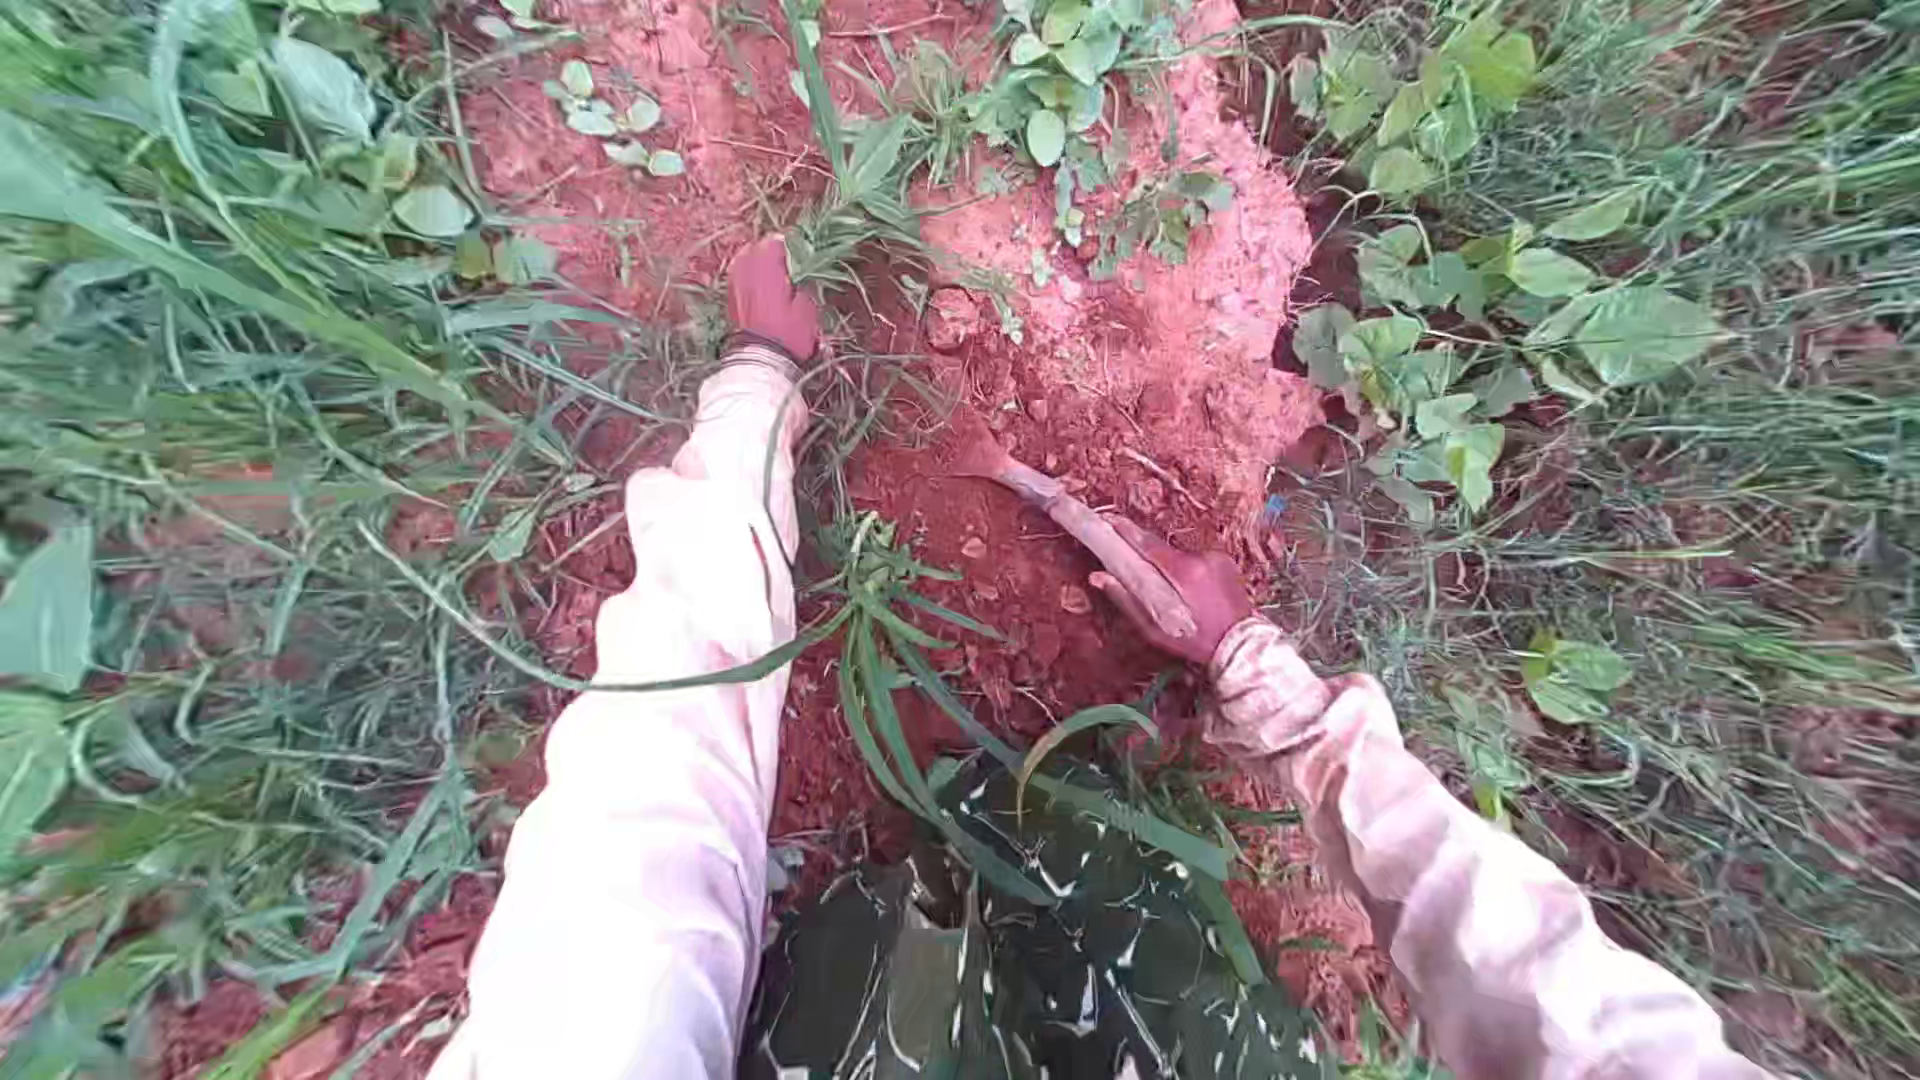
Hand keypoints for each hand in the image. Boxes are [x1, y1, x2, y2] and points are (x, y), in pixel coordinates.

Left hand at [727, 234, 817, 359]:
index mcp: (766, 267)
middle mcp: (745, 269)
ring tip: (776, 278)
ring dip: (760, 265)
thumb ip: (805, 285)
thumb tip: (803, 276)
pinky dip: (751, 278)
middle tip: (790, 268)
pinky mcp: (730, 297)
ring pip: (746, 260)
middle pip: (757, 247)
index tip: (803, 258)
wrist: (762, 360)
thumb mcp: (808, 309)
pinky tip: (763, 291)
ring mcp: (734, 283)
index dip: (792, 248)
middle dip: (773, 254)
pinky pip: (740, 277)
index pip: (776, 242)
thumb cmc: (788, 336)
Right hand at [1090, 517, 1254, 665]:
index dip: (1126, 531)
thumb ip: (1125, 599)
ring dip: (1170, 567)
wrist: (1243, 647)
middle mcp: (1201, 558)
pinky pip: (1196, 560)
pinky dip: (1187, 571)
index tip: (1109, 520)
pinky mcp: (1225, 562)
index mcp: (1182, 572)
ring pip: (1179, 556)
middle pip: (1163, 549)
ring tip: (1170, 591)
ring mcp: (1216, 558)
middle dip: (1147, 555)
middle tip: (1134, 565)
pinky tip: (1190, 592)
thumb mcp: (1154, 628)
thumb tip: (1097, 577)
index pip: (1147, 543)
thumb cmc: (1195, 642)